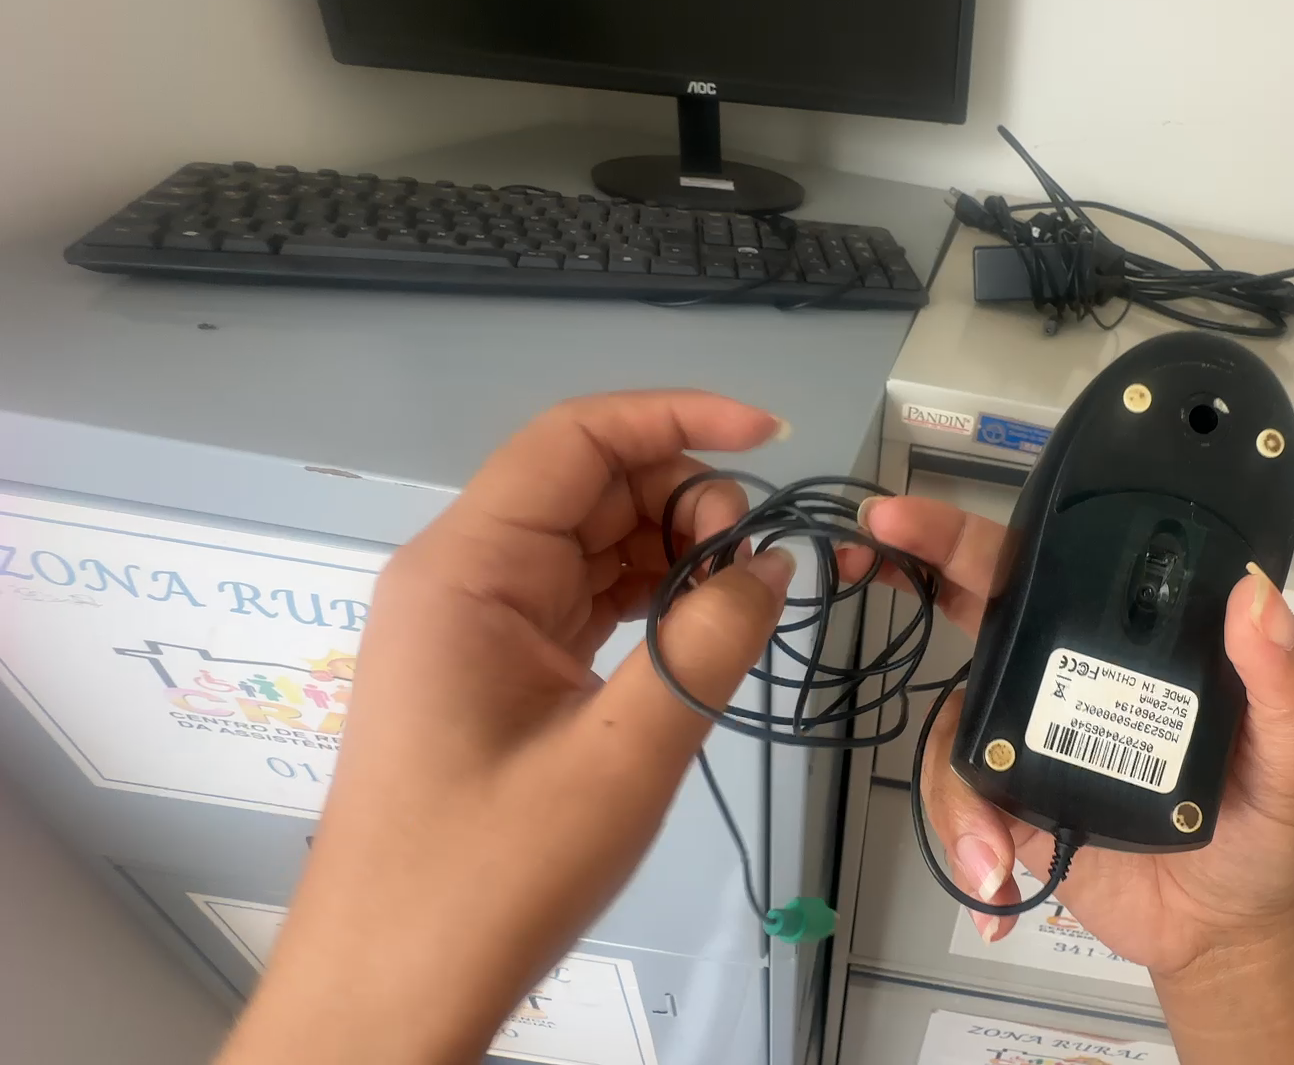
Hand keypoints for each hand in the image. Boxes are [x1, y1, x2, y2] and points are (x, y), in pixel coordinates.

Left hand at [218, 391, 795, 1064]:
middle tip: (754, 574)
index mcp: (471, 568)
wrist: (400, 994)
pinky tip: (702, 625)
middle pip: (599, 485)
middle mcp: (473, 572)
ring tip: (734, 606)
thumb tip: (775, 565)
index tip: (771, 436)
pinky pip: (601, 591)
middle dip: (690, 504)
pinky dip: (662, 594)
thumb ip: (712, 639)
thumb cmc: (495, 873)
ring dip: (682, 552)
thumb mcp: (628, 749)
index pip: (578, 440)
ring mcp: (492, 616)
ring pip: (606, 537)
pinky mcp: (515, 656)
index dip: (678, 417)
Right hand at [847, 495, 1293, 977]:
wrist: (1218, 924)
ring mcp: (1025, 730)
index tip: (907, 514)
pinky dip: (963, 837)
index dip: (976, 530)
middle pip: (971, 604)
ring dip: (955, 790)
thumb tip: (1254, 594)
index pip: (1046, 563)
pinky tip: (997, 881)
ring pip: (947, 722)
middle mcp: (1062, 667)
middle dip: (906, 570)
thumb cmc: (1262, 824)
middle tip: (856, 554)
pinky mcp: (1004, 795)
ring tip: (994, 855)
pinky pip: (954, 795)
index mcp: (1120, 636)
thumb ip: (1291, 681)